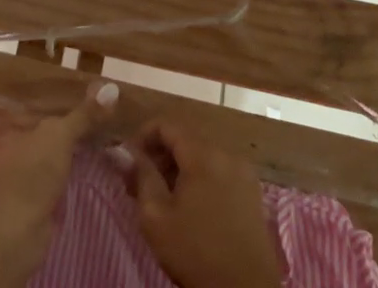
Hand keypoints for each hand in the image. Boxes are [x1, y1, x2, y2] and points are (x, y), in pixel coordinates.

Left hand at [0, 81, 117, 247]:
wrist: (14, 231)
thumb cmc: (29, 172)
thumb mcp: (59, 135)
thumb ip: (84, 115)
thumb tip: (111, 87)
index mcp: (5, 124)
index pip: (41, 108)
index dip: (69, 108)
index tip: (99, 109)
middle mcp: (7, 147)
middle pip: (48, 135)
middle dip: (75, 135)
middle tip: (110, 131)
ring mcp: (18, 176)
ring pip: (53, 160)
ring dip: (76, 159)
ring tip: (110, 151)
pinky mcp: (30, 202)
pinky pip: (56, 182)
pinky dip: (73, 180)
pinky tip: (97, 176)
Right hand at [125, 121, 284, 287]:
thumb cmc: (195, 252)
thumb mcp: (156, 216)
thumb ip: (140, 176)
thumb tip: (124, 151)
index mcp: (205, 155)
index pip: (168, 125)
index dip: (143, 135)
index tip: (128, 158)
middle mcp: (228, 155)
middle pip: (187, 138)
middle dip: (160, 152)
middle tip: (140, 179)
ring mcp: (245, 173)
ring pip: (204, 154)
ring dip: (179, 165)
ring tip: (162, 193)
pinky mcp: (253, 192)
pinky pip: (220, 169)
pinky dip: (200, 176)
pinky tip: (189, 203)